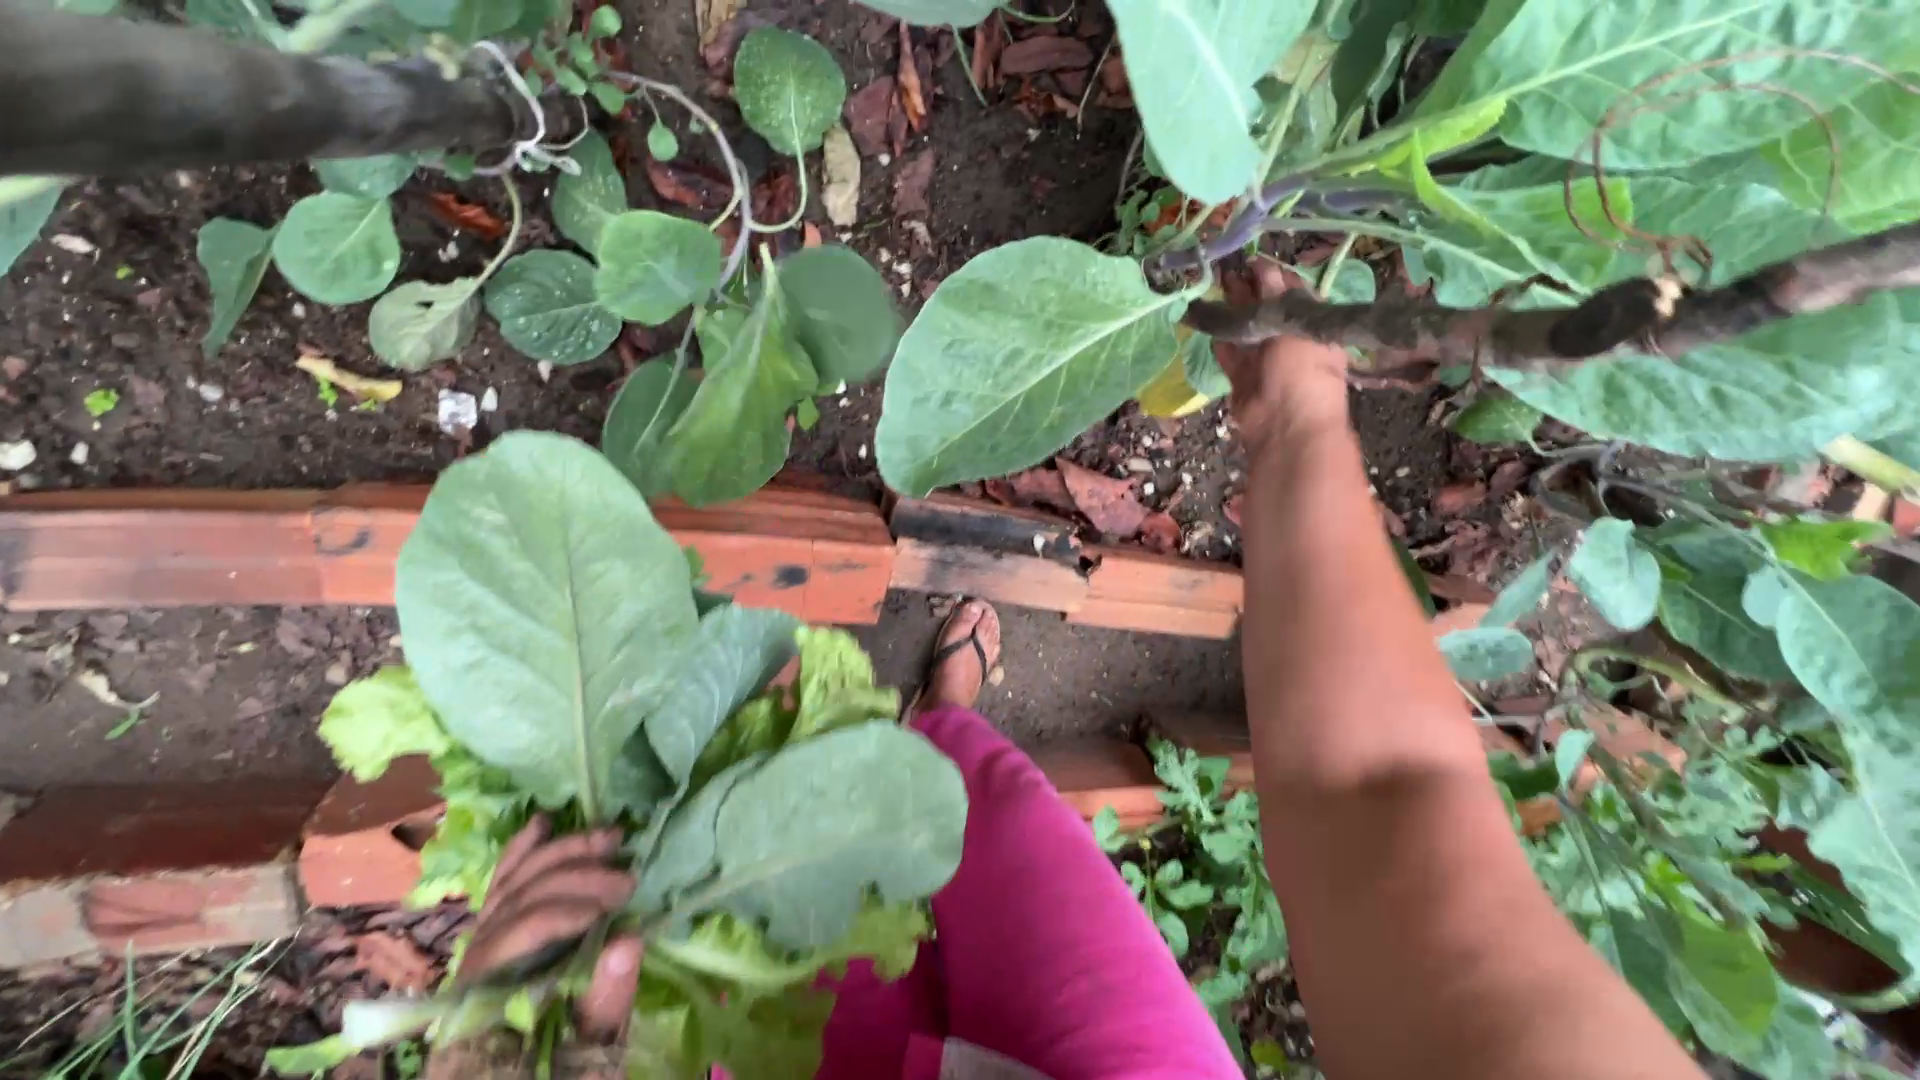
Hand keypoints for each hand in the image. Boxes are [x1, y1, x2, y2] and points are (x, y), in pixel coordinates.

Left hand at [456, 816, 643, 1040]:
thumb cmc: (563, 1079)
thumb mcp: (590, 1061)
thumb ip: (603, 1005)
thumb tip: (629, 940)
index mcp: (482, 1009)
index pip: (512, 942)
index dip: (563, 913)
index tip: (620, 902)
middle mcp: (468, 974)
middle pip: (513, 906)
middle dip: (573, 879)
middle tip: (627, 875)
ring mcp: (478, 955)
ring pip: (510, 888)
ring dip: (561, 854)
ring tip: (610, 836)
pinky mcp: (496, 944)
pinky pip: (502, 891)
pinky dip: (523, 854)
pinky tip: (545, 822)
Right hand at [1210, 263, 1352, 455]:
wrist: (1286, 424)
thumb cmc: (1302, 371)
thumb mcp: (1294, 323)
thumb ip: (1276, 295)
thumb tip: (1262, 266)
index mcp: (1312, 324)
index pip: (1289, 291)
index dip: (1270, 274)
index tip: (1248, 259)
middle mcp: (1288, 340)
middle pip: (1264, 309)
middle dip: (1246, 290)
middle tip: (1224, 268)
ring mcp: (1263, 361)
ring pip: (1243, 329)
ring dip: (1229, 311)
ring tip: (1211, 287)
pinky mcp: (1241, 378)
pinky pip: (1228, 353)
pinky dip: (1217, 338)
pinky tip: (1204, 318)